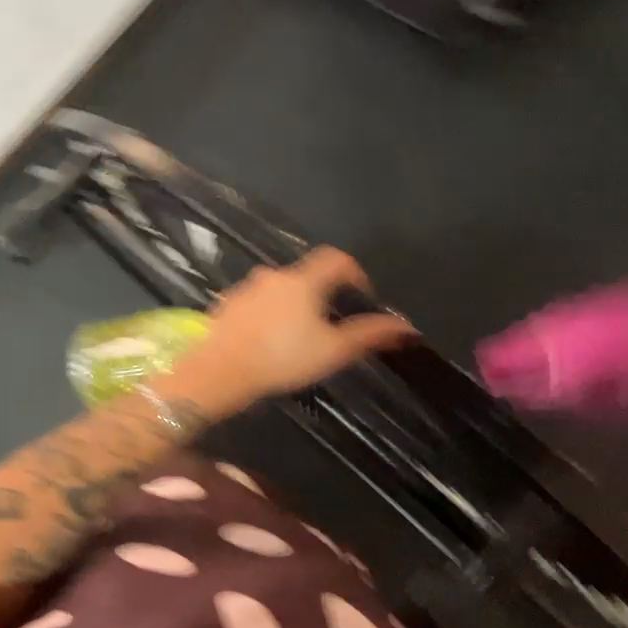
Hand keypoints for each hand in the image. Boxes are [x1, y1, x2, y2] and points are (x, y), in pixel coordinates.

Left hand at [158, 247, 415, 417]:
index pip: (335, 258)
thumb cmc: (282, 357)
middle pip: (306, 275)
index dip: (354, 272)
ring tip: (299, 337)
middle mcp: (272, 275)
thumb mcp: (333, 350)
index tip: (361, 295)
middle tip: (331, 325)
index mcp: (302, 280)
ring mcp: (246, 288)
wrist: (220, 369)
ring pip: (279, 290)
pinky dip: (269, 314)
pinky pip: (257, 303)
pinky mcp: (227, 304)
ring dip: (293, 305)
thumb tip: (407, 326)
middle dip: (322, 295)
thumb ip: (369, 334)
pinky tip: (269, 341)